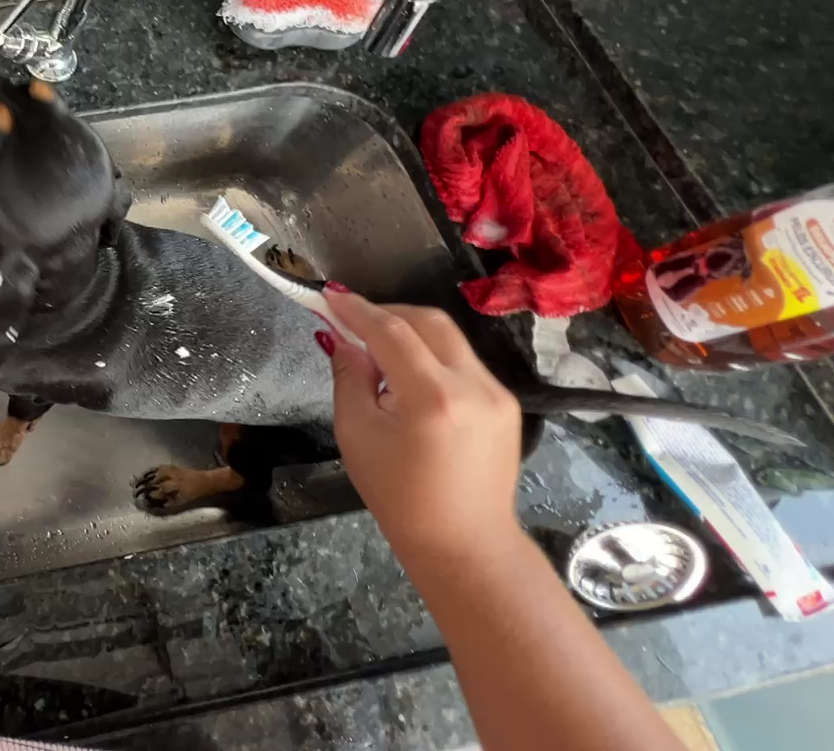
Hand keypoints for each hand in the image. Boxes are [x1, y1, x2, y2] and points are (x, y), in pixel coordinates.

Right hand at [323, 289, 524, 564]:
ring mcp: (497, 393)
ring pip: (448, 337)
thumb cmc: (396, 491)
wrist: (462, 539)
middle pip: (429, 321)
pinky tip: (404, 372)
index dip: (357, 309)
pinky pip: (461, 360)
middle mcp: (473, 386)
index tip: (329, 294)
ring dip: (408, 329)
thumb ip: (349, 376)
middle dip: (386, 311)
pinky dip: (428, 352)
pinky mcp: (505, 403)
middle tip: (351, 316)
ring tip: (374, 345)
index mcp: (432, 397)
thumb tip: (342, 339)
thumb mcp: (356, 431)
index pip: (391, 332)